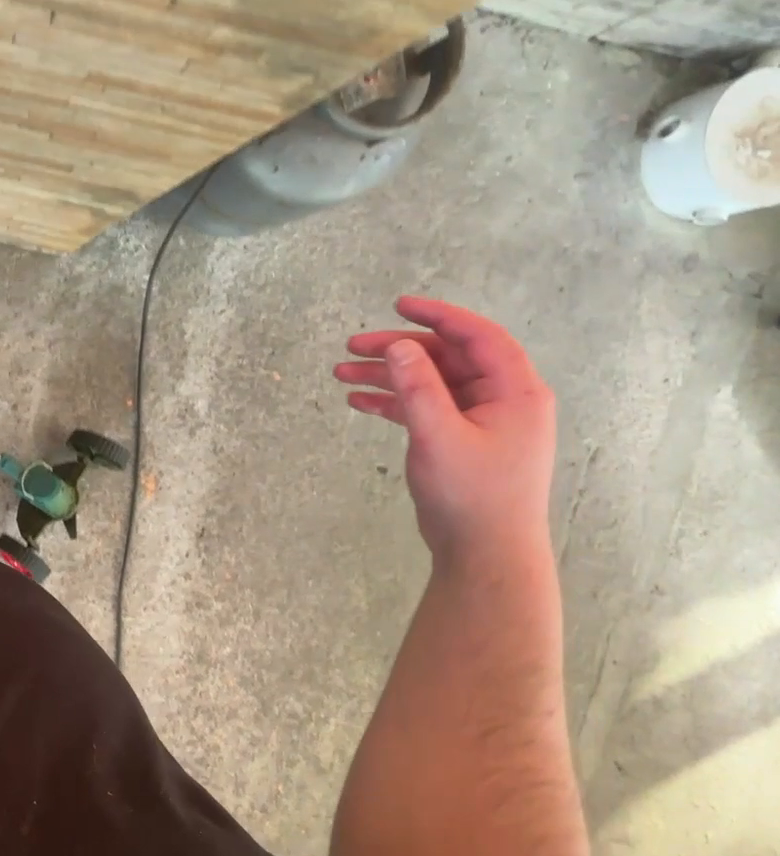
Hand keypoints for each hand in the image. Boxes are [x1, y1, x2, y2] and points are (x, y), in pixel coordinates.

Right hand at [335, 296, 554, 561]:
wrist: (484, 550)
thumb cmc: (471, 492)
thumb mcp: (439, 436)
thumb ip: (418, 389)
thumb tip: (398, 346)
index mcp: (514, 390)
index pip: (478, 336)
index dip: (439, 316)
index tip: (398, 304)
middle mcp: (501, 398)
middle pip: (447, 358)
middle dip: (398, 349)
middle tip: (350, 347)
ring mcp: (480, 420)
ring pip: (430, 383)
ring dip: (388, 375)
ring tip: (341, 373)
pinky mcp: (459, 440)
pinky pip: (424, 408)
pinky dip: (393, 401)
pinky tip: (359, 401)